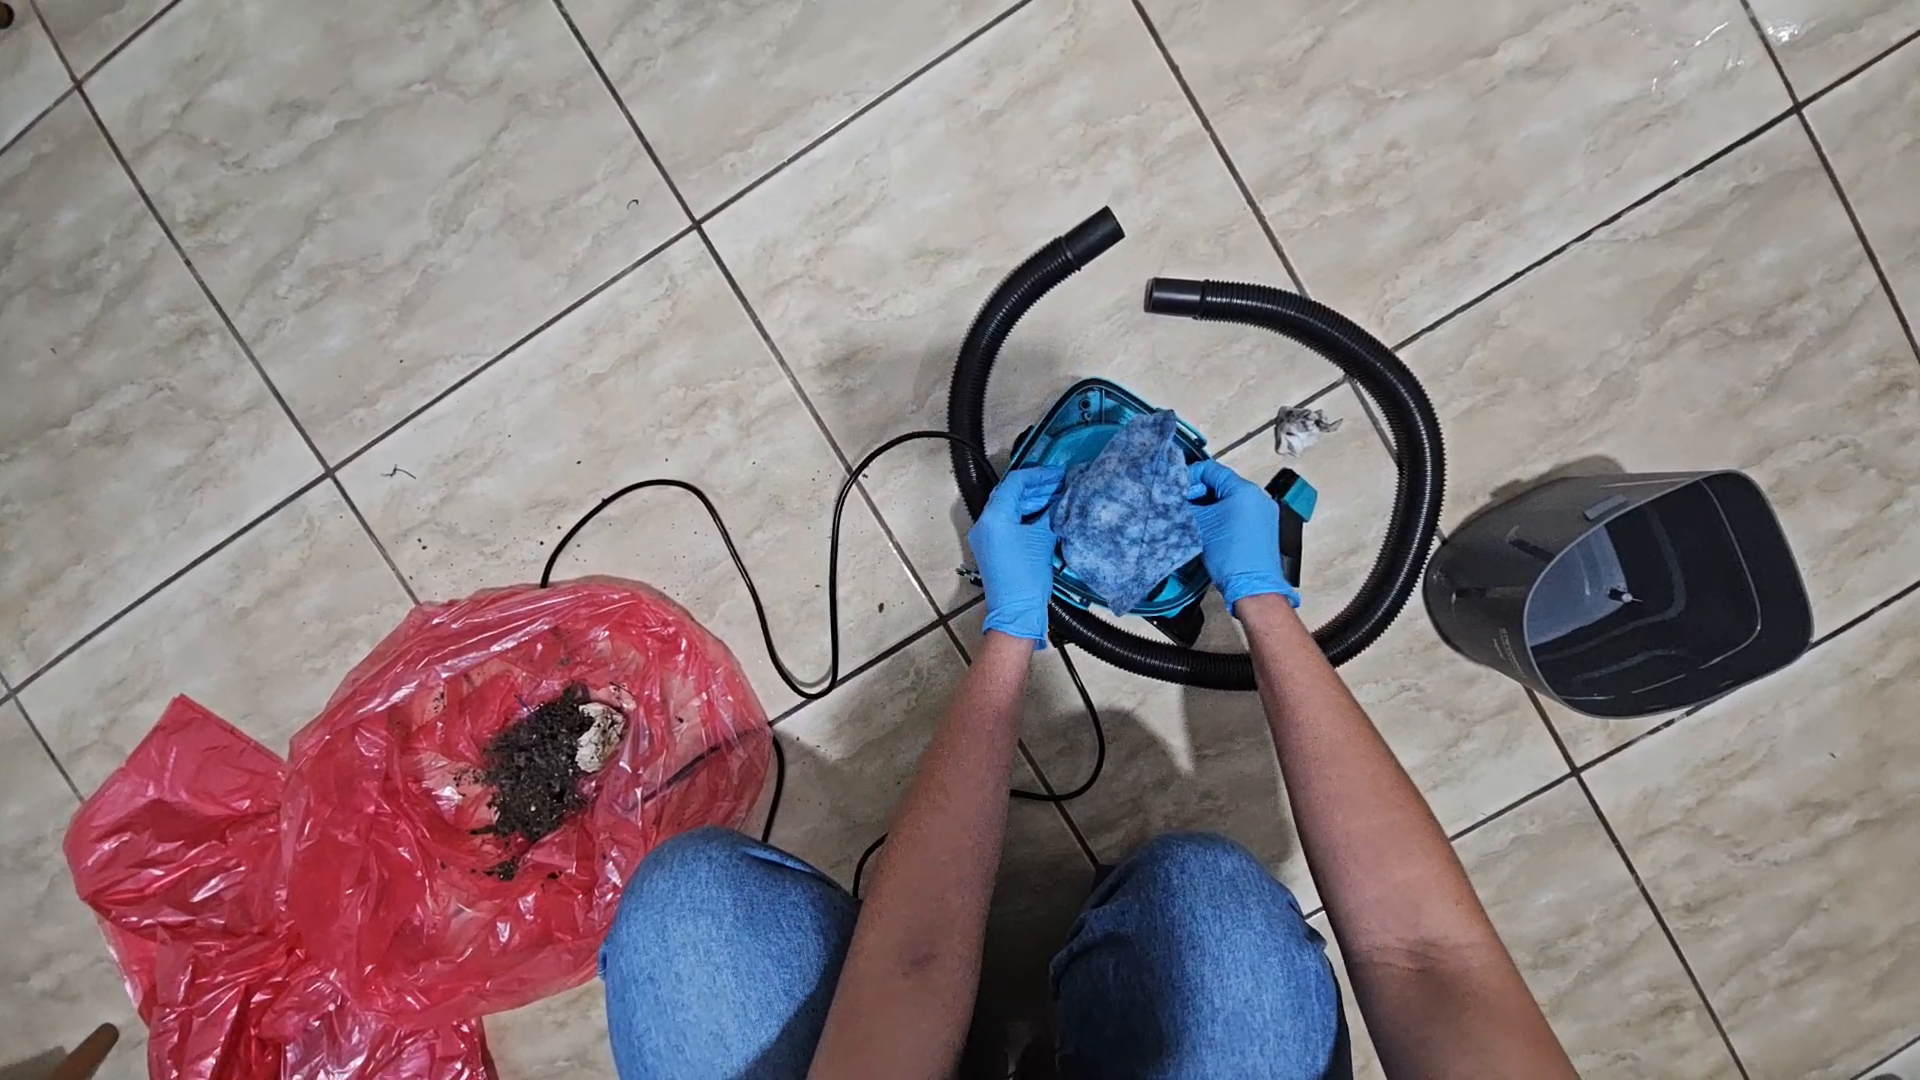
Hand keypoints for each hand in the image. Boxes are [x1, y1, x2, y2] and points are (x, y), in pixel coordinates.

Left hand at [967, 466, 1063, 644]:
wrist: (1016, 612)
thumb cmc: (1028, 576)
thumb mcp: (1043, 539)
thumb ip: (1051, 514)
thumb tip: (1061, 499)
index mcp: (994, 517)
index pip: (1015, 483)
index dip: (1039, 475)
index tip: (1059, 474)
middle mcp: (984, 523)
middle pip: (1009, 494)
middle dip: (1036, 487)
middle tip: (1060, 484)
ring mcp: (985, 536)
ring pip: (1008, 508)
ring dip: (1031, 501)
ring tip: (1057, 497)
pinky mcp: (991, 547)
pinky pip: (1007, 522)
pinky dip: (1025, 516)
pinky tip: (1045, 514)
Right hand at [1188, 460, 1299, 613]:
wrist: (1253, 587)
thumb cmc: (1227, 553)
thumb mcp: (1200, 525)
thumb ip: (1188, 505)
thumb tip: (1178, 498)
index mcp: (1244, 490)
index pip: (1211, 469)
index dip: (1190, 476)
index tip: (1176, 490)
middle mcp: (1258, 496)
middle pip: (1222, 483)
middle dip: (1199, 492)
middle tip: (1182, 505)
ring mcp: (1264, 512)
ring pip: (1230, 499)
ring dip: (1210, 505)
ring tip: (1193, 518)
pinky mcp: (1264, 528)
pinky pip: (1239, 512)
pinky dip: (1222, 515)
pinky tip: (1209, 529)